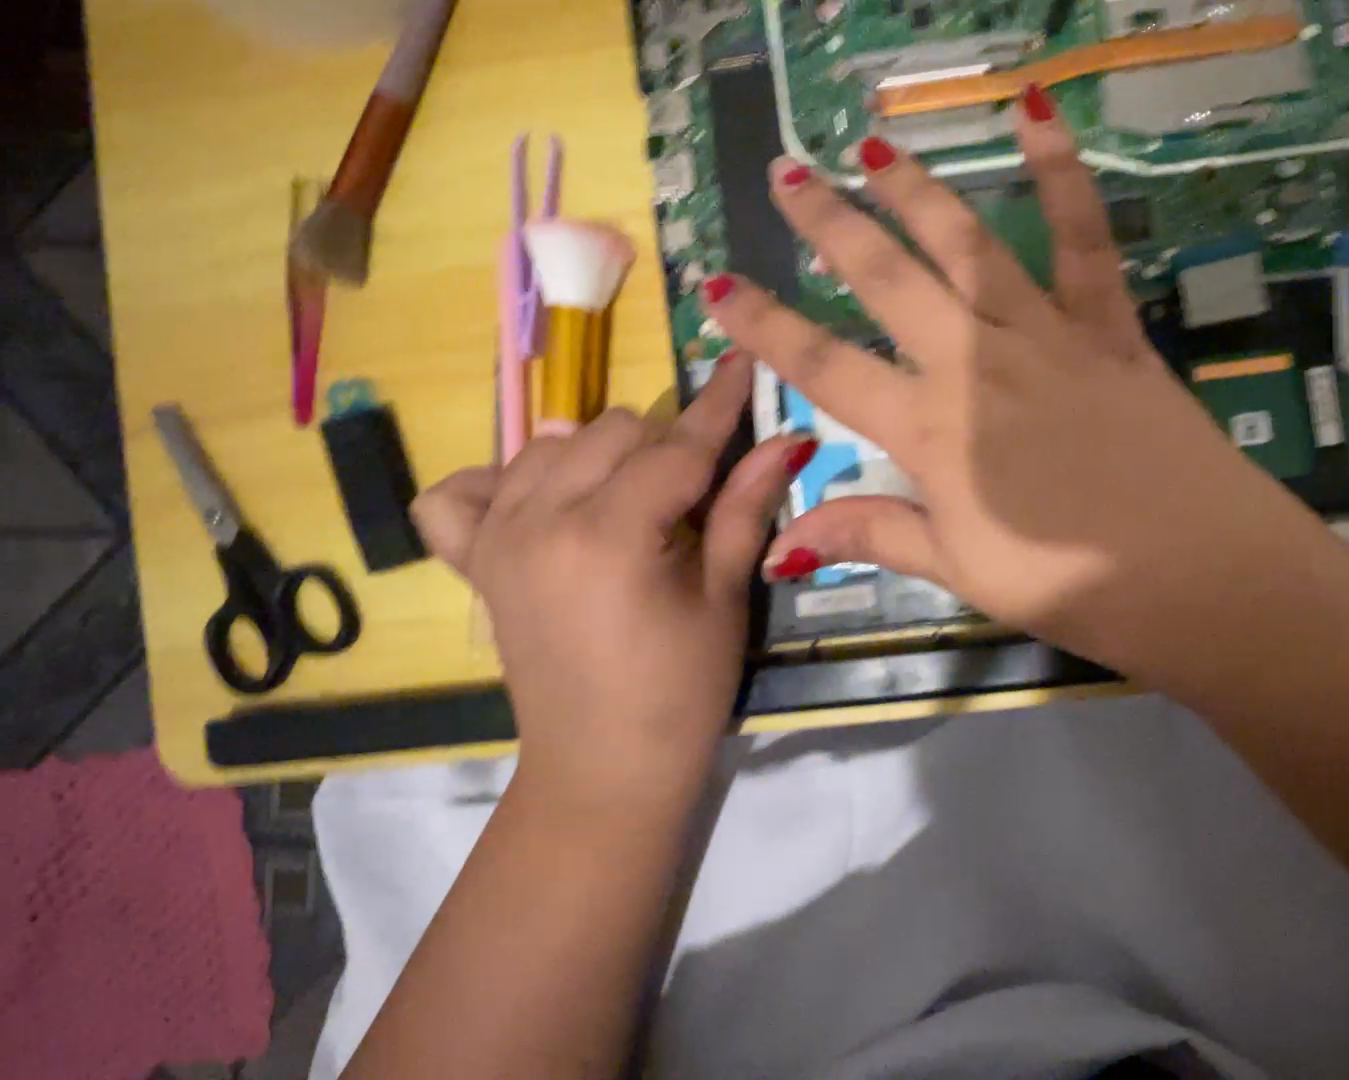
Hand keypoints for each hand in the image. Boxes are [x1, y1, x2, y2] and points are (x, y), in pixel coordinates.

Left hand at [409, 358, 814, 794]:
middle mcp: (539, 522)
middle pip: (611, 432)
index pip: (675, 448)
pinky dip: (501, 482)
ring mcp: (496, 540)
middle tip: (698, 490)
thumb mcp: (724, 598)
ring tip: (635, 499)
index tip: (738, 362)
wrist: (604, 766)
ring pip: (550, 445)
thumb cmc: (683, 690)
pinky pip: (460, 492)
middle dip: (664, 445)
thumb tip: (786, 440)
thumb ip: (743, 508)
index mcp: (610, 536)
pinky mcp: (475, 563)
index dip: (716, 406)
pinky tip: (542, 501)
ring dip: (600, 455)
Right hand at [704, 86, 1323, 665]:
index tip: (718, 287)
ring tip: (873, 145)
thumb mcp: (962, 570)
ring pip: (967, 245)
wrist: (1198, 573)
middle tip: (788, 176)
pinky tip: (1040, 110)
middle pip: (888, 281)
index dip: (765, 329)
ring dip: (915, 190)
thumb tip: (786, 539)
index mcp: (930, 431)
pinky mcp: (1110, 329)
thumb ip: (878, 534)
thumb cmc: (1070, 586)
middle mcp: (975, 365)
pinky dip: (1063, 173)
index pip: (826, 368)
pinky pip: (1084, 242)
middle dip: (830, 226)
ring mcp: (1045, 337)